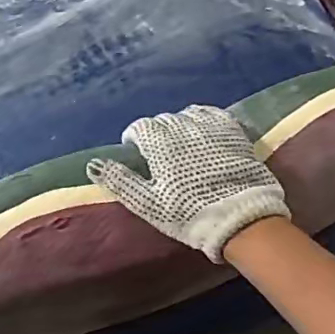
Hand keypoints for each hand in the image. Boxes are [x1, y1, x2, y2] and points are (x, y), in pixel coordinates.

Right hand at [85, 105, 289, 261]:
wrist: (242, 219)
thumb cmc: (188, 213)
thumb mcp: (147, 202)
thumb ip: (120, 180)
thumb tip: (92, 163)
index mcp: (161, 145)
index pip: (141, 127)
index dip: (134, 137)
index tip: (134, 151)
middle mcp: (185, 129)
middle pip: (164, 119)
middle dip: (155, 131)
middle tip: (155, 151)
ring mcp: (213, 129)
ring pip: (189, 114)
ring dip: (179, 123)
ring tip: (179, 140)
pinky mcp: (235, 134)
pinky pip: (215, 115)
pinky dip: (204, 119)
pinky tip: (204, 131)